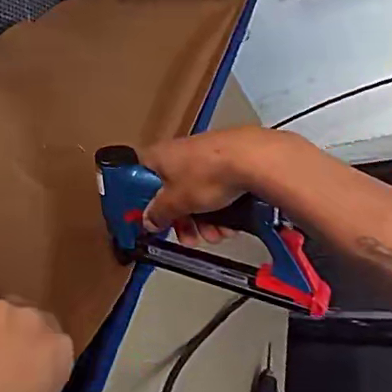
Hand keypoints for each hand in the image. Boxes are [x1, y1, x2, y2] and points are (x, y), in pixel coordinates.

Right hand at [138, 128, 300, 236]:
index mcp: (157, 156)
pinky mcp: (225, 163)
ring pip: (195, 195)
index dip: (143, 203)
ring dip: (202, 220)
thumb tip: (149, 219)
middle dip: (181, 220)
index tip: (150, 221)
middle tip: (188, 237)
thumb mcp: (175, 202)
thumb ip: (158, 213)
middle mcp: (178, 153)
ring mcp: (203, 158)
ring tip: (214, 234)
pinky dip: (220, 210)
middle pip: (171, 193)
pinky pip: (215, 191)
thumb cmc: (209, 172)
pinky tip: (228, 224)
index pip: (139, 180)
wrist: (252, 159)